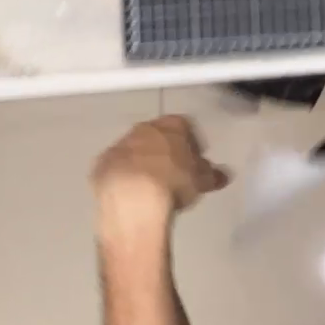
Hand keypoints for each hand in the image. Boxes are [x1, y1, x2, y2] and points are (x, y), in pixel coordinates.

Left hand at [92, 115, 230, 228]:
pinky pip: (118, 167)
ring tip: (155, 186)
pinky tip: (134, 193)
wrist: (133, 199)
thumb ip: (213, 175)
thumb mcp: (202, 181)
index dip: (192, 143)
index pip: (185, 125)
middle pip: (158, 135)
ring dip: (144, 163)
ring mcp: (119, 145)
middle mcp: (144, 129)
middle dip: (167, 151)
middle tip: (177, 172)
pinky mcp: (102, 165)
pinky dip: (126, 176)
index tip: (197, 160)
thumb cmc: (174, 183)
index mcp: (171, 126)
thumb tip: (223, 174)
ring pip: (135, 150)